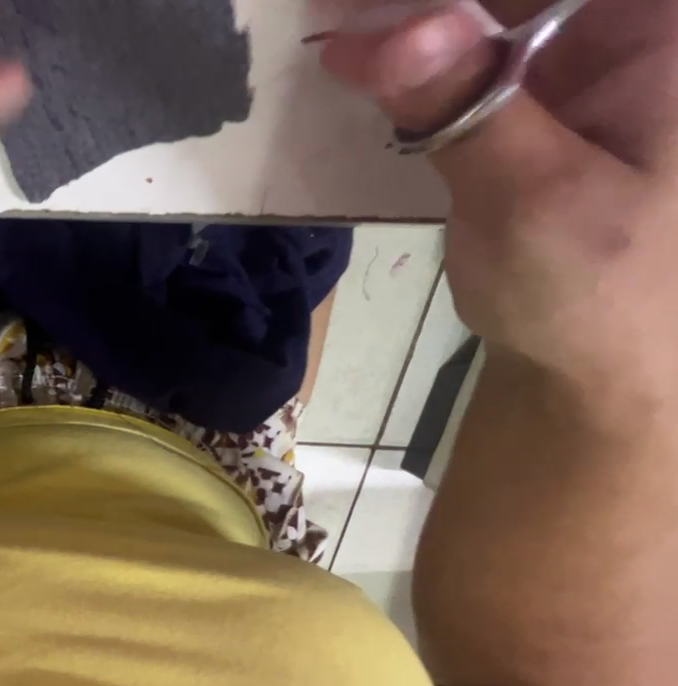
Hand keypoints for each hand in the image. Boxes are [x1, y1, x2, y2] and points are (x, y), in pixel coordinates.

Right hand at [318, 0, 677, 388]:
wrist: (607, 356)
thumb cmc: (598, 288)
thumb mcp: (530, 200)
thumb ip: (468, 110)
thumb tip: (394, 33)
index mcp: (675, 32)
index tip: (366, 9)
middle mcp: (646, 27)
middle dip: (425, 4)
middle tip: (335, 12)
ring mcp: (601, 53)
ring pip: (495, 10)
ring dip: (419, 20)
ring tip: (335, 23)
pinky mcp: (552, 88)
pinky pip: (483, 45)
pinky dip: (420, 49)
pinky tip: (362, 57)